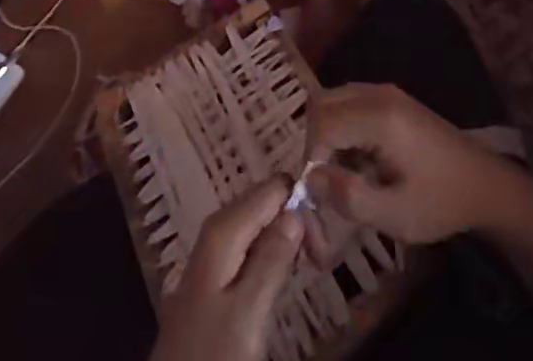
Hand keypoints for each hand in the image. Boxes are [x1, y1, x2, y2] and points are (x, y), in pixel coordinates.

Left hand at [150, 177, 304, 360]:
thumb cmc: (211, 353)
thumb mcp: (247, 313)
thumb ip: (272, 259)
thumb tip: (296, 212)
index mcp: (224, 228)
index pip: (274, 187)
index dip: (303, 206)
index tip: (320, 243)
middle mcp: (219, 228)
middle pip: (269, 201)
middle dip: (299, 222)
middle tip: (319, 260)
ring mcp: (217, 250)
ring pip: (264, 223)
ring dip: (290, 238)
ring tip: (310, 266)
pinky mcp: (219, 270)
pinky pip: (254, 244)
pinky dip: (275, 253)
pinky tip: (284, 275)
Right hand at [303, 83, 527, 246]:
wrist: (483, 183)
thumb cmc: (441, 201)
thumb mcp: (395, 214)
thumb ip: (349, 197)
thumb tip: (310, 178)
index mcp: (381, 118)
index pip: (322, 122)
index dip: (312, 155)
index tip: (322, 188)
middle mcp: (380, 95)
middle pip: (323, 103)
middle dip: (315, 140)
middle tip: (328, 179)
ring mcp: (387, 93)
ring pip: (334, 100)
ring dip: (328, 133)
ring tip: (345, 172)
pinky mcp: (393, 99)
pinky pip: (351, 103)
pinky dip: (343, 127)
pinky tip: (360, 159)